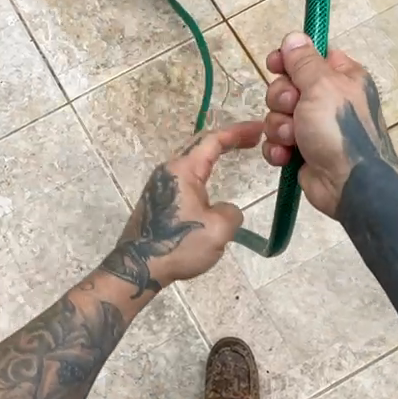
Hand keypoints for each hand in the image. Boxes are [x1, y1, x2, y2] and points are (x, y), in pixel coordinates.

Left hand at [98, 121, 264, 292]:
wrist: (137, 267)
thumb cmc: (177, 245)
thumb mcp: (218, 230)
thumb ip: (231, 213)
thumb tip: (224, 211)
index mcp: (183, 170)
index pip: (213, 140)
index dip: (238, 132)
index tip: (260, 130)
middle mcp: (168, 171)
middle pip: (200, 146)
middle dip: (227, 140)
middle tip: (252, 140)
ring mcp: (159, 186)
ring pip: (191, 162)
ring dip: (213, 156)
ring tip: (234, 154)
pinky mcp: (156, 201)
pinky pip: (184, 179)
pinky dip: (203, 173)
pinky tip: (210, 185)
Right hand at [262, 32, 397, 217]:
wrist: (349, 185)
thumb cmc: (341, 130)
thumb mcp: (322, 87)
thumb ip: (304, 62)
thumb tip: (293, 37)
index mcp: (341, 77)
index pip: (310, 57)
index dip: (289, 60)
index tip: (274, 64)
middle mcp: (327, 99)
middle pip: (287, 86)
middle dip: (281, 99)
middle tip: (293, 107)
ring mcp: (313, 127)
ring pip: (278, 115)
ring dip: (279, 127)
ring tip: (292, 138)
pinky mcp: (301, 151)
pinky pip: (276, 142)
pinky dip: (278, 149)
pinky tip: (286, 156)